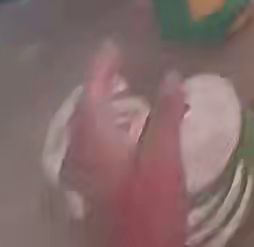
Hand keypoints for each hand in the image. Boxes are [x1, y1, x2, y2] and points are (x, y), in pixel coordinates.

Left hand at [68, 45, 188, 246]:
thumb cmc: (151, 207)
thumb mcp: (165, 155)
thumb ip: (168, 112)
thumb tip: (171, 74)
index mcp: (97, 143)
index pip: (91, 96)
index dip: (100, 69)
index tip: (112, 46)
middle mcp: (83, 158)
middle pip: (82, 113)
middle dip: (96, 86)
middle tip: (117, 65)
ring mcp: (84, 180)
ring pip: (84, 132)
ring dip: (99, 106)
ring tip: (120, 91)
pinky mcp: (93, 194)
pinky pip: (90, 147)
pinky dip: (102, 127)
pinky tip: (122, 131)